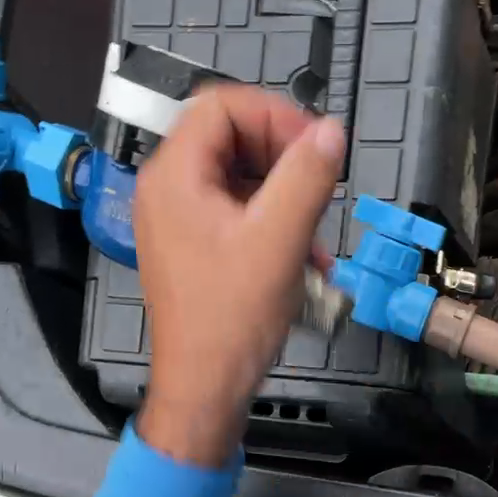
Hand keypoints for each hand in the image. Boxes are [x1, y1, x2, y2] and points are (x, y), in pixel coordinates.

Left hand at [132, 86, 345, 465]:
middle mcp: (167, 191)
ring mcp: (176, 224)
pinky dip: (271, 227)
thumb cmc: (234, 318)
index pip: (221, 106)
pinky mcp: (191, 253)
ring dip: (284, 198)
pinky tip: (301, 258)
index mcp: (174, 176)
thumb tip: (331, 132)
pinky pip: (234, 218)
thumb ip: (306, 178)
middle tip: (321, 186)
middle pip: (228, 140)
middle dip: (283, 159)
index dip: (274, 116)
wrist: (204, 390)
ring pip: (237, 182)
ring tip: (317, 234)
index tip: (316, 148)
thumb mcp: (279, 241)